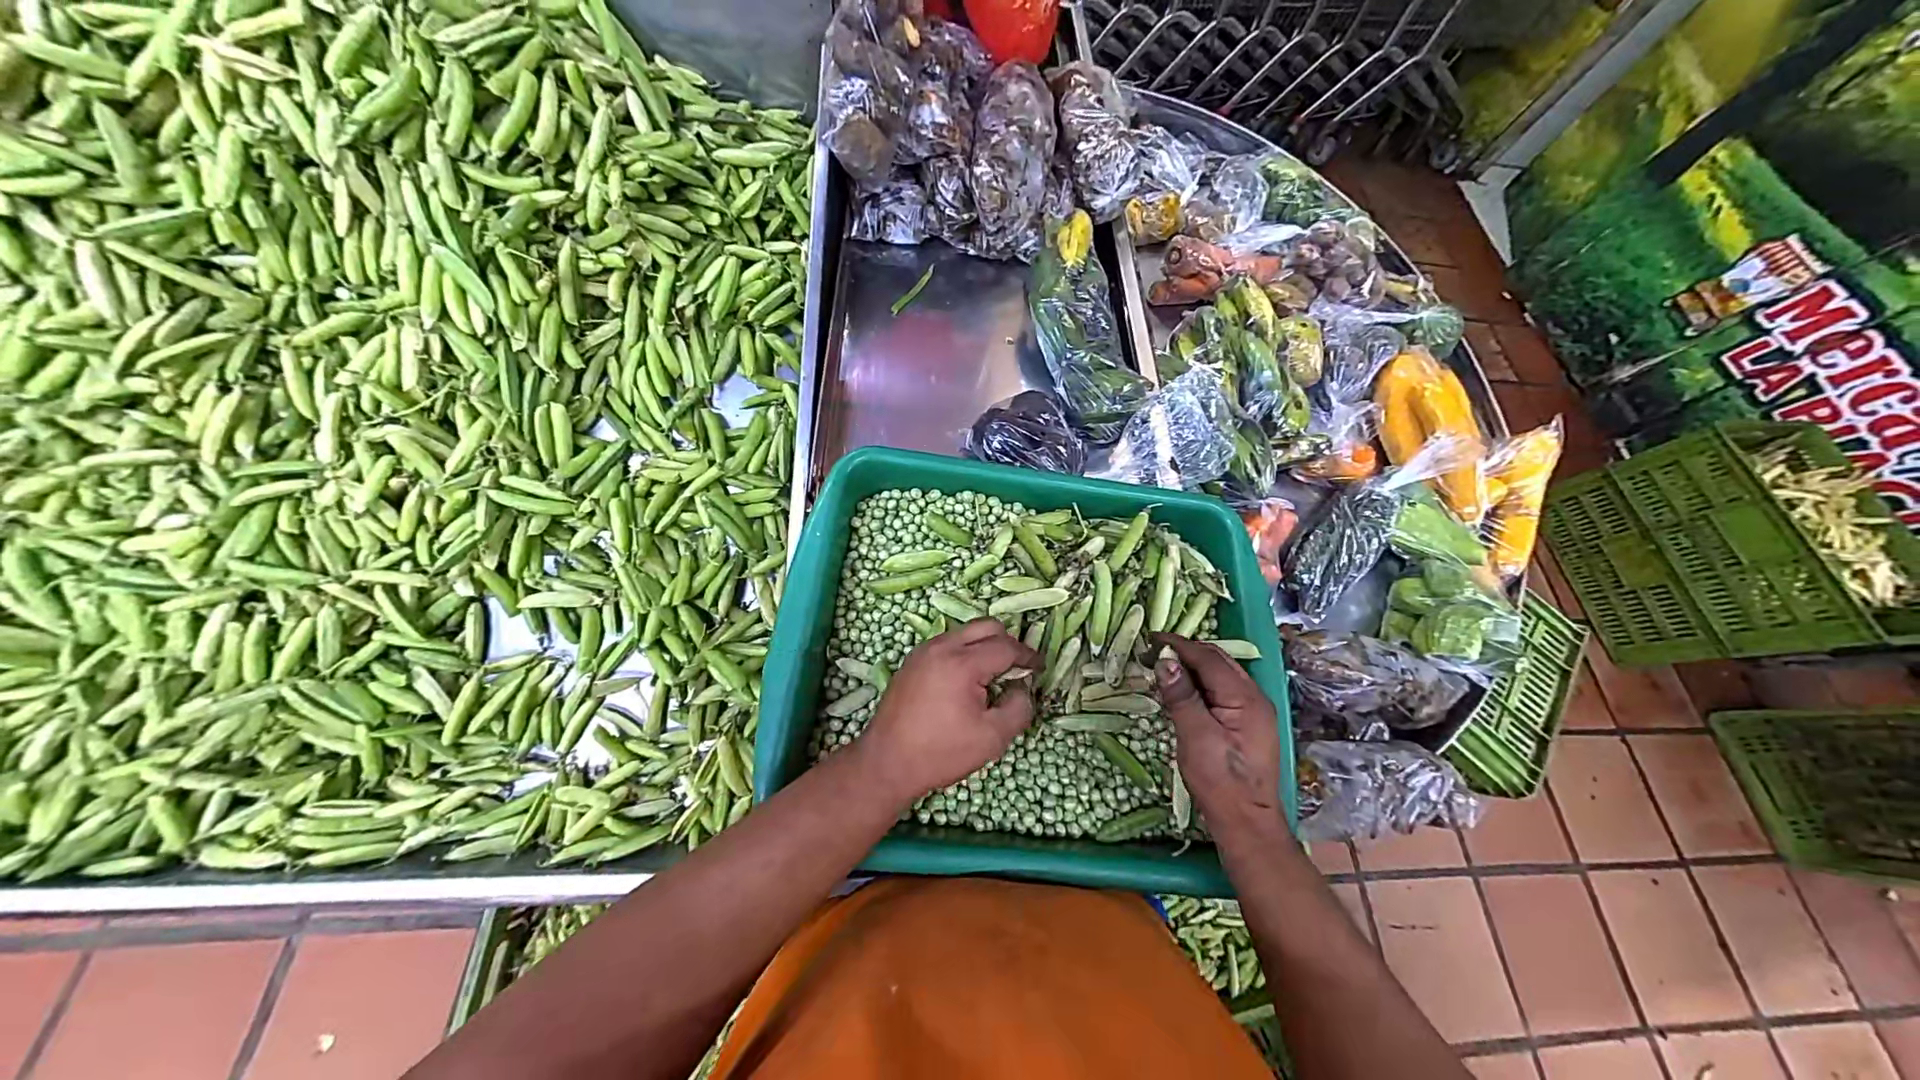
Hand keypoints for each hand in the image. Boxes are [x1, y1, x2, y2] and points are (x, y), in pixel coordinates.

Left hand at [852, 619, 1041, 806]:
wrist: (887, 762)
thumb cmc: (941, 752)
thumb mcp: (992, 738)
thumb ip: (1018, 708)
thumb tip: (1021, 689)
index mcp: (961, 663)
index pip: (1005, 646)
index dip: (1028, 656)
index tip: (1039, 669)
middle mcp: (941, 647)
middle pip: (986, 626)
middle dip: (1008, 643)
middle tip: (1018, 669)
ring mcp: (923, 652)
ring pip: (965, 633)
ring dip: (985, 646)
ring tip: (993, 678)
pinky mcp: (912, 662)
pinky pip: (948, 644)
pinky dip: (965, 653)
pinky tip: (968, 682)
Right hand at [1151, 633, 1285, 841]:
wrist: (1247, 822)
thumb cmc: (1220, 782)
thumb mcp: (1196, 737)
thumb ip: (1182, 697)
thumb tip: (1165, 662)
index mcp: (1245, 698)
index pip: (1208, 659)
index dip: (1179, 646)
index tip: (1150, 640)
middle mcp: (1254, 698)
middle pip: (1218, 661)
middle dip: (1186, 651)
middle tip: (1153, 652)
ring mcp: (1253, 711)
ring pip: (1220, 674)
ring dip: (1193, 665)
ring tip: (1164, 666)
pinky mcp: (1247, 724)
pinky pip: (1221, 690)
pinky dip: (1200, 682)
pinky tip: (1183, 689)